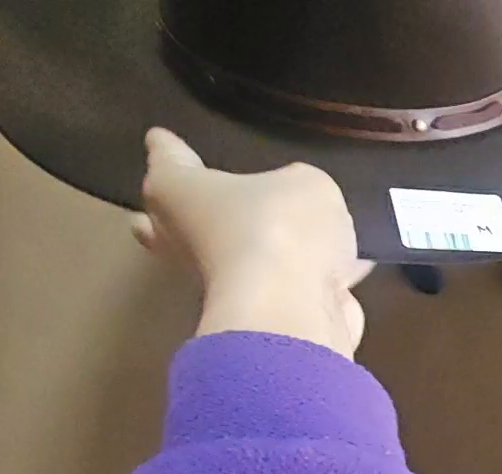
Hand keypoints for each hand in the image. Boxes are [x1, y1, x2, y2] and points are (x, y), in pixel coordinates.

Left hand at [132, 129, 372, 359]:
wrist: (294, 307)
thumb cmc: (280, 229)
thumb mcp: (308, 185)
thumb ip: (305, 186)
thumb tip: (308, 202)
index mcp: (177, 188)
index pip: (166, 155)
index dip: (169, 144)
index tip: (163, 136)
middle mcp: (183, 232)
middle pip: (170, 216)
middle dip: (188, 209)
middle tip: (208, 202)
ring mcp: (217, 278)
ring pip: (228, 253)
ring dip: (251, 248)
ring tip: (289, 238)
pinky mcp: (258, 309)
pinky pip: (283, 283)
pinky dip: (305, 278)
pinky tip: (338, 272)